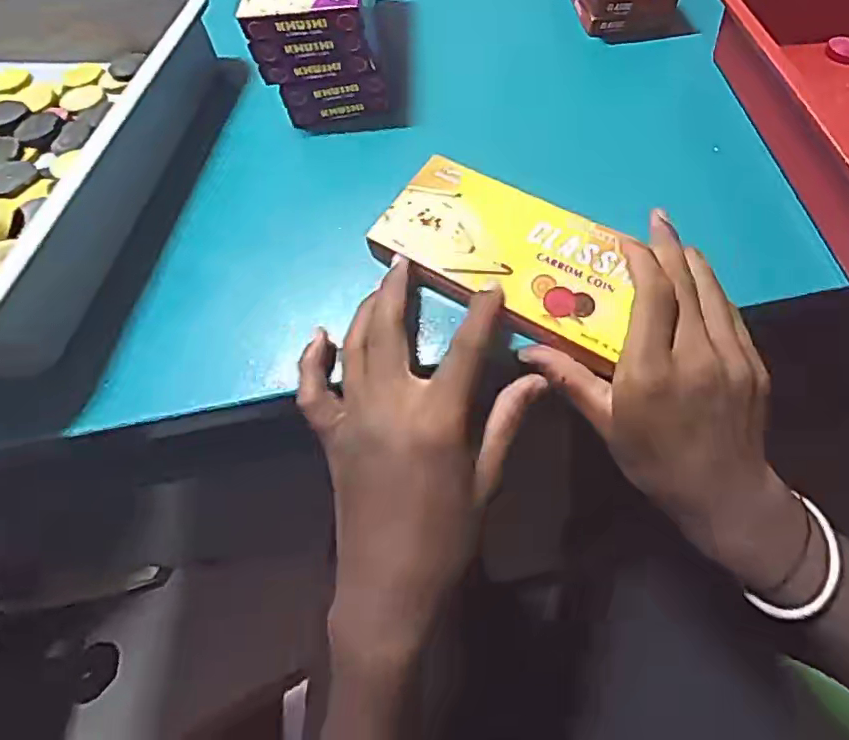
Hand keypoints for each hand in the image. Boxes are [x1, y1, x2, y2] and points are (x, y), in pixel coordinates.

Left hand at [298, 257, 546, 660]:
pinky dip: (311, 360)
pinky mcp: (330, 436)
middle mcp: (391, 405)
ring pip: (353, 348)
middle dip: (397, 290)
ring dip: (363, 311)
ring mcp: (354, 417)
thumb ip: (506, 421)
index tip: (489, 287)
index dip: (480, 314)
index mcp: (436, 417)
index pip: (465, 348)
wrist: (388, 587)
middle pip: (389, 331)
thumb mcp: (486, 479)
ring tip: (377, 285)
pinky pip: (313, 391)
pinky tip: (317, 336)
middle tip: (405, 261)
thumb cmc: (446, 534)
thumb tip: (536, 380)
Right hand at [519, 211, 809, 593]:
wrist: (727, 495)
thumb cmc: (655, 460)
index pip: (651, 294)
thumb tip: (526, 351)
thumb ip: (570, 379)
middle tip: (656, 219)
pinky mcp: (753, 363)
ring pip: (711, 290)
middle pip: (684, 282)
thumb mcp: (607, 423)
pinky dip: (712, 288)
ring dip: (692, 260)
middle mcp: (695, 353)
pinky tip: (702, 280)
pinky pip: (730, 312)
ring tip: (676, 240)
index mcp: (652, 369)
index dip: (640, 258)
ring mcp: (731, 356)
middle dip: (668, 245)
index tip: (625, 240)